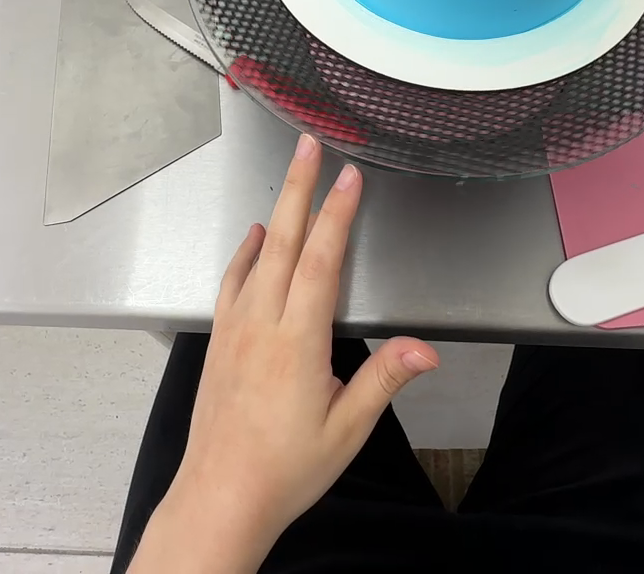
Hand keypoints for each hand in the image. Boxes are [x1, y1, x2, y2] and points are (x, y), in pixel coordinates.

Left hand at [129, 135, 439, 573]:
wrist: (220, 498)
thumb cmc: (284, 467)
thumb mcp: (347, 428)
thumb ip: (385, 379)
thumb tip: (423, 348)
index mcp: (297, 339)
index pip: (322, 259)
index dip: (338, 214)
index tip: (348, 178)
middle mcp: (263, 322)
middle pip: (285, 238)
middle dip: (300, 186)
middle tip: (309, 146)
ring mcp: (236, 326)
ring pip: (258, 252)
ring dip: (277, 208)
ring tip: (289, 175)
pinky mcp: (220, 337)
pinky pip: (233, 279)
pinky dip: (245, 250)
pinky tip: (255, 236)